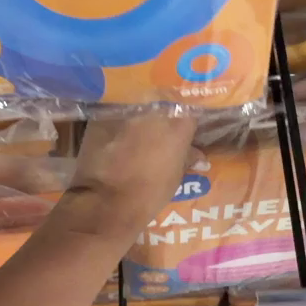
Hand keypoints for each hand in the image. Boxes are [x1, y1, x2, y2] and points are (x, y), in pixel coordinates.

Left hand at [59, 111, 199, 238]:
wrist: (111, 200)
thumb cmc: (151, 192)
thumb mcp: (176, 177)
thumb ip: (187, 159)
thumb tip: (200, 159)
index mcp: (178, 125)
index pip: (189, 114)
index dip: (186, 124)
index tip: (183, 135)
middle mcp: (155, 112)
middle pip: (163, 105)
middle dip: (162, 117)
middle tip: (159, 135)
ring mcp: (129, 113)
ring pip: (139, 109)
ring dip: (140, 121)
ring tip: (137, 139)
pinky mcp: (105, 118)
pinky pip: (117, 118)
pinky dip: (119, 127)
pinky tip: (117, 142)